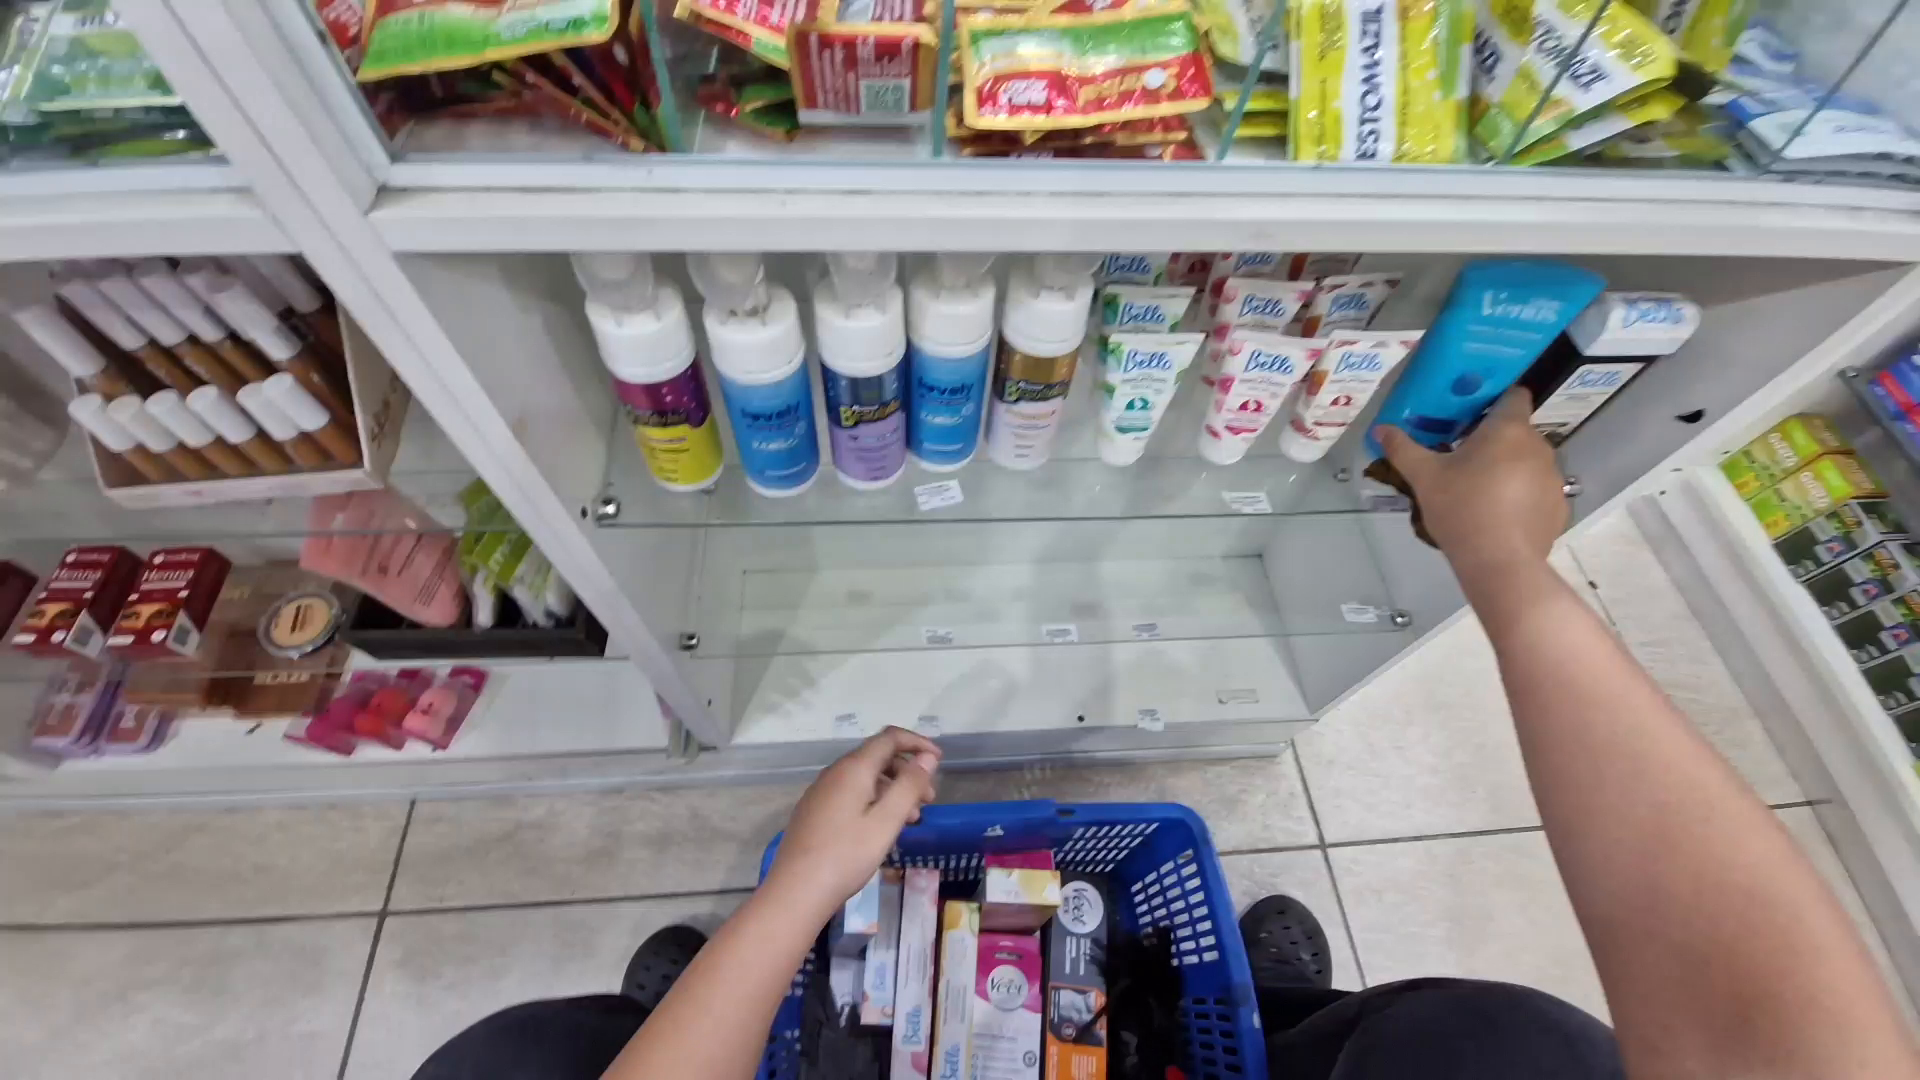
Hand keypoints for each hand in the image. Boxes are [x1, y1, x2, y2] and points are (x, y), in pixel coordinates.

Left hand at [764, 727, 941, 921]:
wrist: (795, 892)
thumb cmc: (846, 856)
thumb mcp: (886, 822)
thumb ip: (909, 785)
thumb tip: (928, 757)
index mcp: (853, 768)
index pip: (889, 738)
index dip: (917, 742)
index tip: (938, 760)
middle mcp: (835, 772)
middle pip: (877, 757)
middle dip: (907, 771)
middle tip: (929, 798)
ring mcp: (822, 792)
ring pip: (865, 778)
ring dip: (893, 790)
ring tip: (912, 819)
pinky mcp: (815, 811)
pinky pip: (852, 793)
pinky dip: (874, 801)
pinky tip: (882, 828)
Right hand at [1373, 387, 1567, 576]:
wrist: (1499, 560)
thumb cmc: (1460, 507)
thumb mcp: (1423, 477)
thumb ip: (1402, 448)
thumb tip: (1380, 428)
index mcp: (1507, 430)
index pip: (1514, 396)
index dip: (1493, 399)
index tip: (1469, 413)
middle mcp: (1539, 445)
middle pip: (1516, 431)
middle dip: (1492, 439)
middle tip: (1460, 457)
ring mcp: (1553, 475)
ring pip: (1526, 460)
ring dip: (1506, 466)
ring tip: (1476, 488)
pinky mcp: (1558, 504)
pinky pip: (1536, 488)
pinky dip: (1519, 493)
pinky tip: (1496, 512)